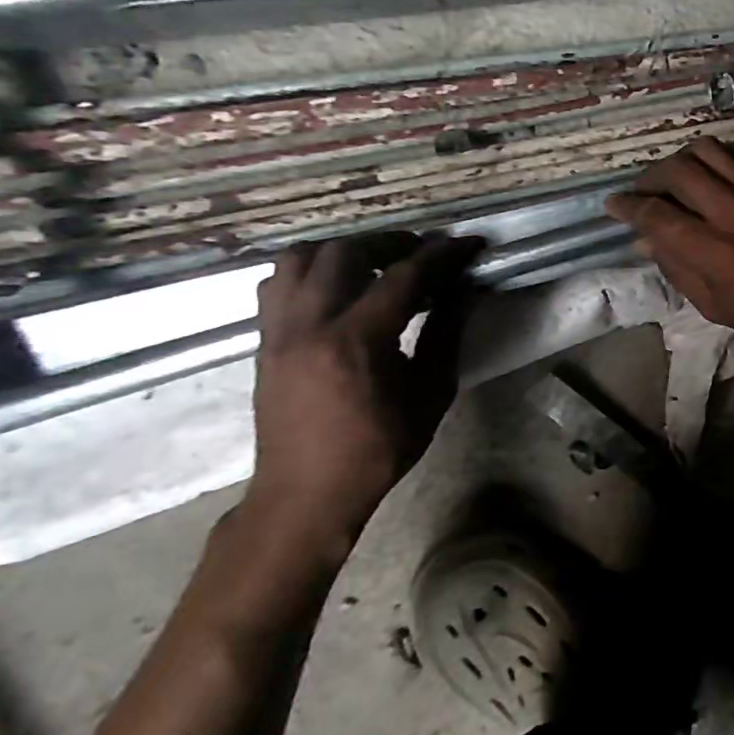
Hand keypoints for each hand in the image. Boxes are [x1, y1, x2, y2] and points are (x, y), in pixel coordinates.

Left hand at [246, 232, 481, 552]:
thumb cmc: (378, 449)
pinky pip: (278, 282)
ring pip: (301, 257)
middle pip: (346, 251)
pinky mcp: (264, 340)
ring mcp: (278, 330)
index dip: (442, 255)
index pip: (404, 276)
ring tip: (375, 263)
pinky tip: (336, 287)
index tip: (469, 243)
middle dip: (392, 242)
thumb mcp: (430, 394)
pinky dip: (310, 270)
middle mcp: (309, 324)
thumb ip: (447, 334)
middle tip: (423, 254)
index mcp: (356, 341)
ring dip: (344, 249)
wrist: (307, 492)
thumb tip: (466, 291)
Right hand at [605, 138, 733, 374]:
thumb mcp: (714, 306)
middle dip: (649, 178)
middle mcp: (731, 211)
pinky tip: (711, 171)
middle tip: (642, 193)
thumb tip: (645, 240)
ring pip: (706, 149)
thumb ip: (676, 269)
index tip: (613, 206)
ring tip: (672, 178)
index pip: (658, 215)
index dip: (628, 207)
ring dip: (680, 159)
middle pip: (676, 171)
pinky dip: (717, 154)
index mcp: (714, 250)